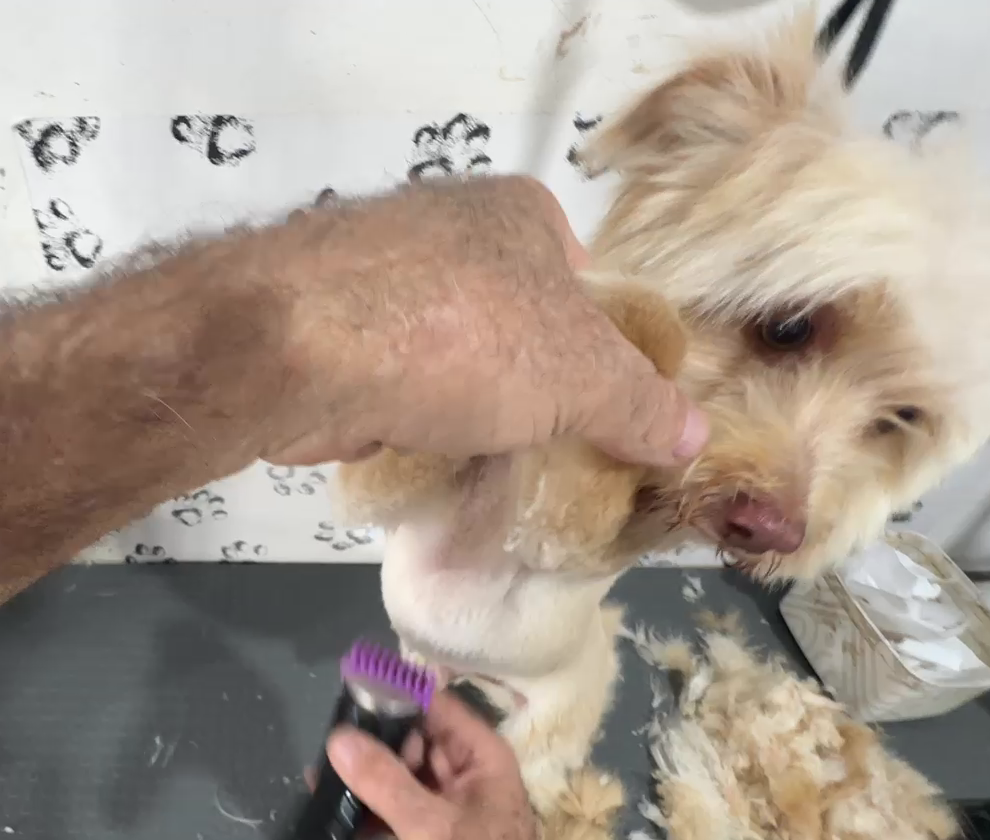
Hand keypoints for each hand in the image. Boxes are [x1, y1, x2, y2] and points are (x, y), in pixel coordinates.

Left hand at [255, 177, 705, 466]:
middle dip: (528, 394)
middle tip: (547, 458)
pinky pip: (392, 388)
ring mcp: (375, 285)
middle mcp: (443, 235)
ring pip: (447, 364)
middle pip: (511, 328)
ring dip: (465, 418)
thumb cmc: (460, 339)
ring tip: (489, 473)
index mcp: (517, 215)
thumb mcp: (578, 377)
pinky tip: (424, 465)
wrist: (300, 353)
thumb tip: (689, 437)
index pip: (583, 288)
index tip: (599, 418)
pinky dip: (409, 425)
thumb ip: (638, 405)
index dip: (599, 355)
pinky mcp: (327, 339)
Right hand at [326, 691, 572, 839]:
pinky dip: (374, 808)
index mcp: (478, 752)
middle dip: (371, 744)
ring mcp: (449, 798)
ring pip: (401, 771)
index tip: (347, 696)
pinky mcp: (435, 826)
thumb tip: (337, 738)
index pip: (432, 703)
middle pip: (411, 736)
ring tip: (322, 785)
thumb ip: (383, 780)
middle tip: (326, 754)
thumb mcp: (429, 825)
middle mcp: (465, 767)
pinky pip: (399, 802)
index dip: (393, 696)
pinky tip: (343, 820)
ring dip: (367, 778)